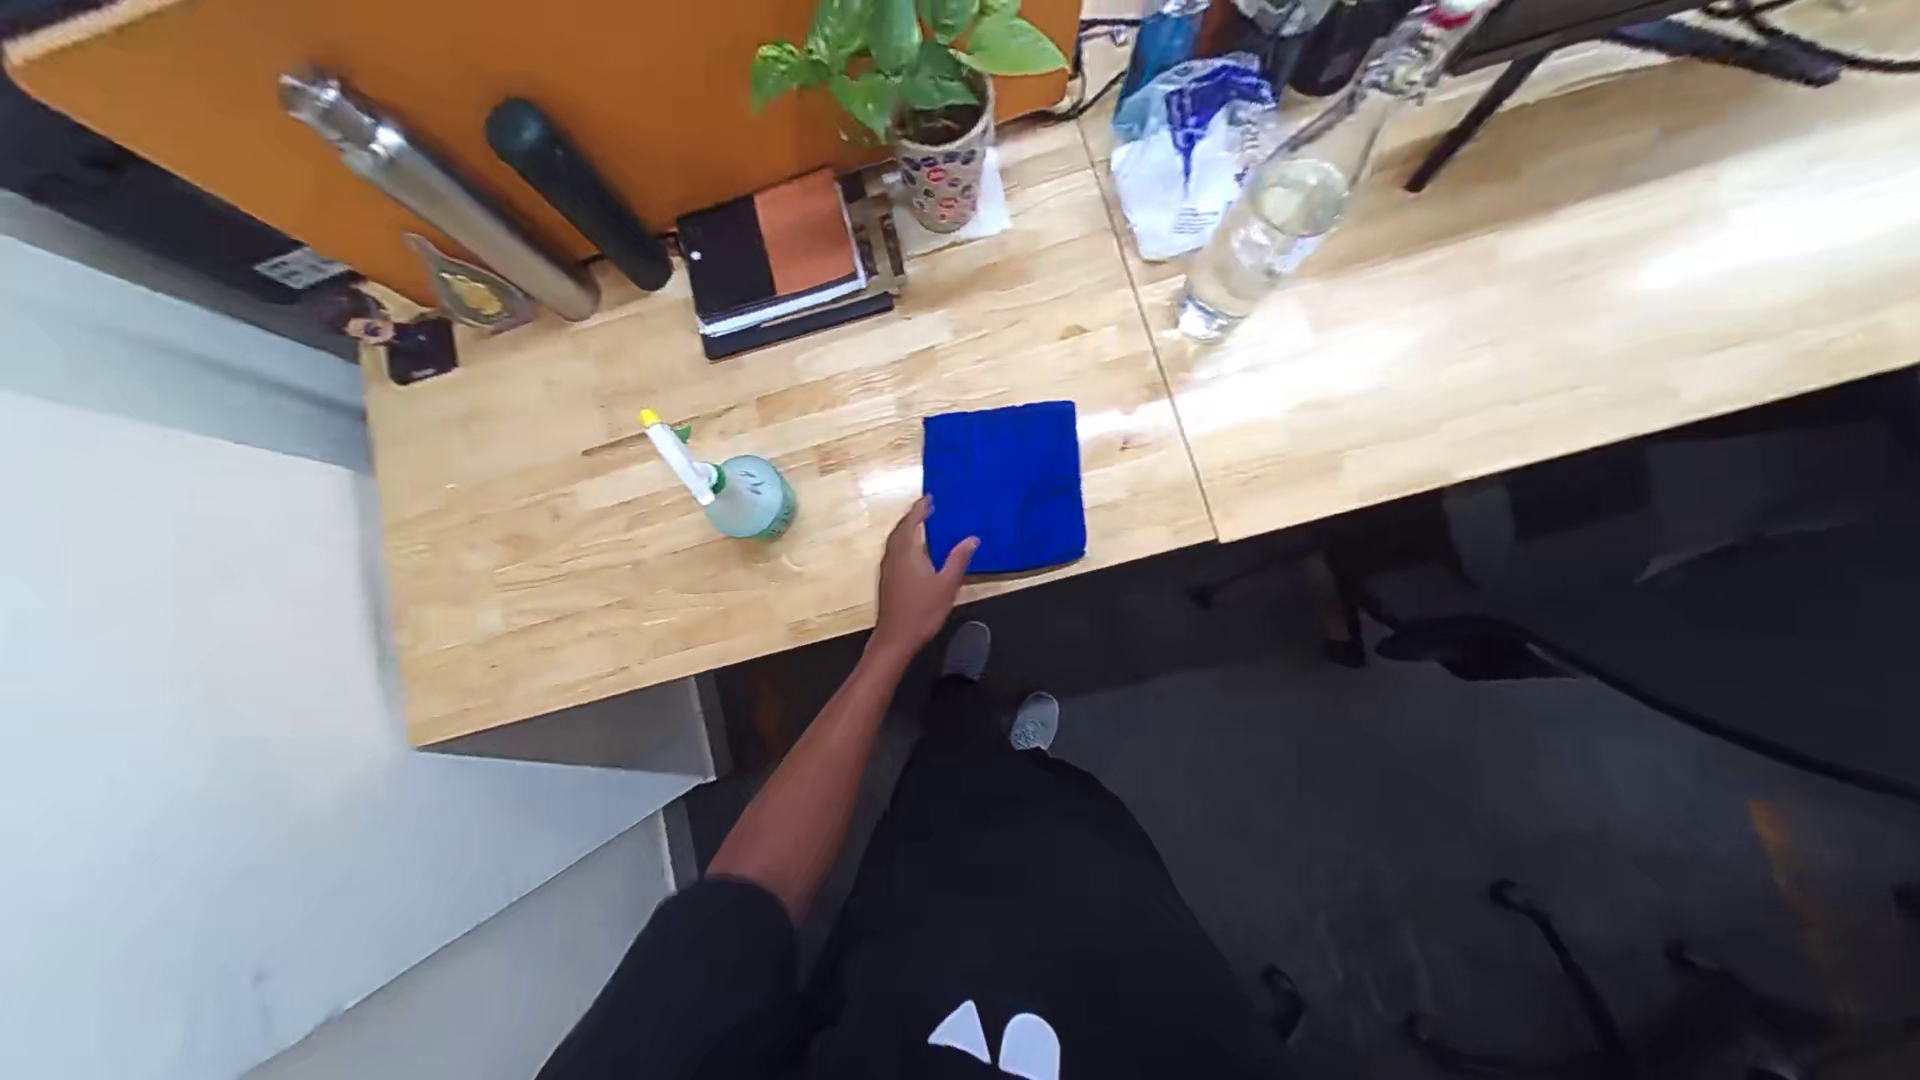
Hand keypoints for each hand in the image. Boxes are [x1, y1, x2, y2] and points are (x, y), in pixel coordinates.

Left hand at [871, 496, 978, 660]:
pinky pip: (895, 551)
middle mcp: (893, 556)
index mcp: (907, 552)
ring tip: (924, 525)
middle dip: (914, 516)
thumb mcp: (947, 585)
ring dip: (908, 529)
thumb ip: (959, 559)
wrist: (895, 639)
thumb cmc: (922, 611)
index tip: (930, 497)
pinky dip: (905, 542)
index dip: (920, 508)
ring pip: (896, 541)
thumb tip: (972, 538)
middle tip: (929, 508)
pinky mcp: (887, 579)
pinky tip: (917, 551)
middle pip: (901, 529)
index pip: (912, 522)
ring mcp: (888, 568)